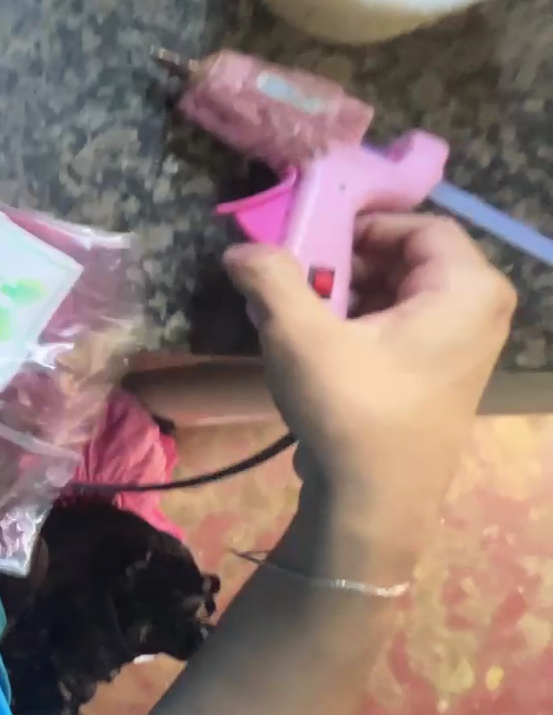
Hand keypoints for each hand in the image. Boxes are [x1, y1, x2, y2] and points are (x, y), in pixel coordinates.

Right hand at [225, 215, 514, 566]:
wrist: (374, 489)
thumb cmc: (350, 404)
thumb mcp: (299, 335)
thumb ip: (271, 282)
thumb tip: (240, 249)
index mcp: (465, 289)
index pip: (418, 228)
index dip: (358, 226)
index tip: (301, 241)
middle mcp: (474, 309)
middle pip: (404, 261)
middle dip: (339, 264)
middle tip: (284, 282)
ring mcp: (455, 344)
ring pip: (392, 295)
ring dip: (336, 296)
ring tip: (285, 315)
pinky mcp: (429, 372)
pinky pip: (390, 326)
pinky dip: (347, 323)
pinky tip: (304, 345)